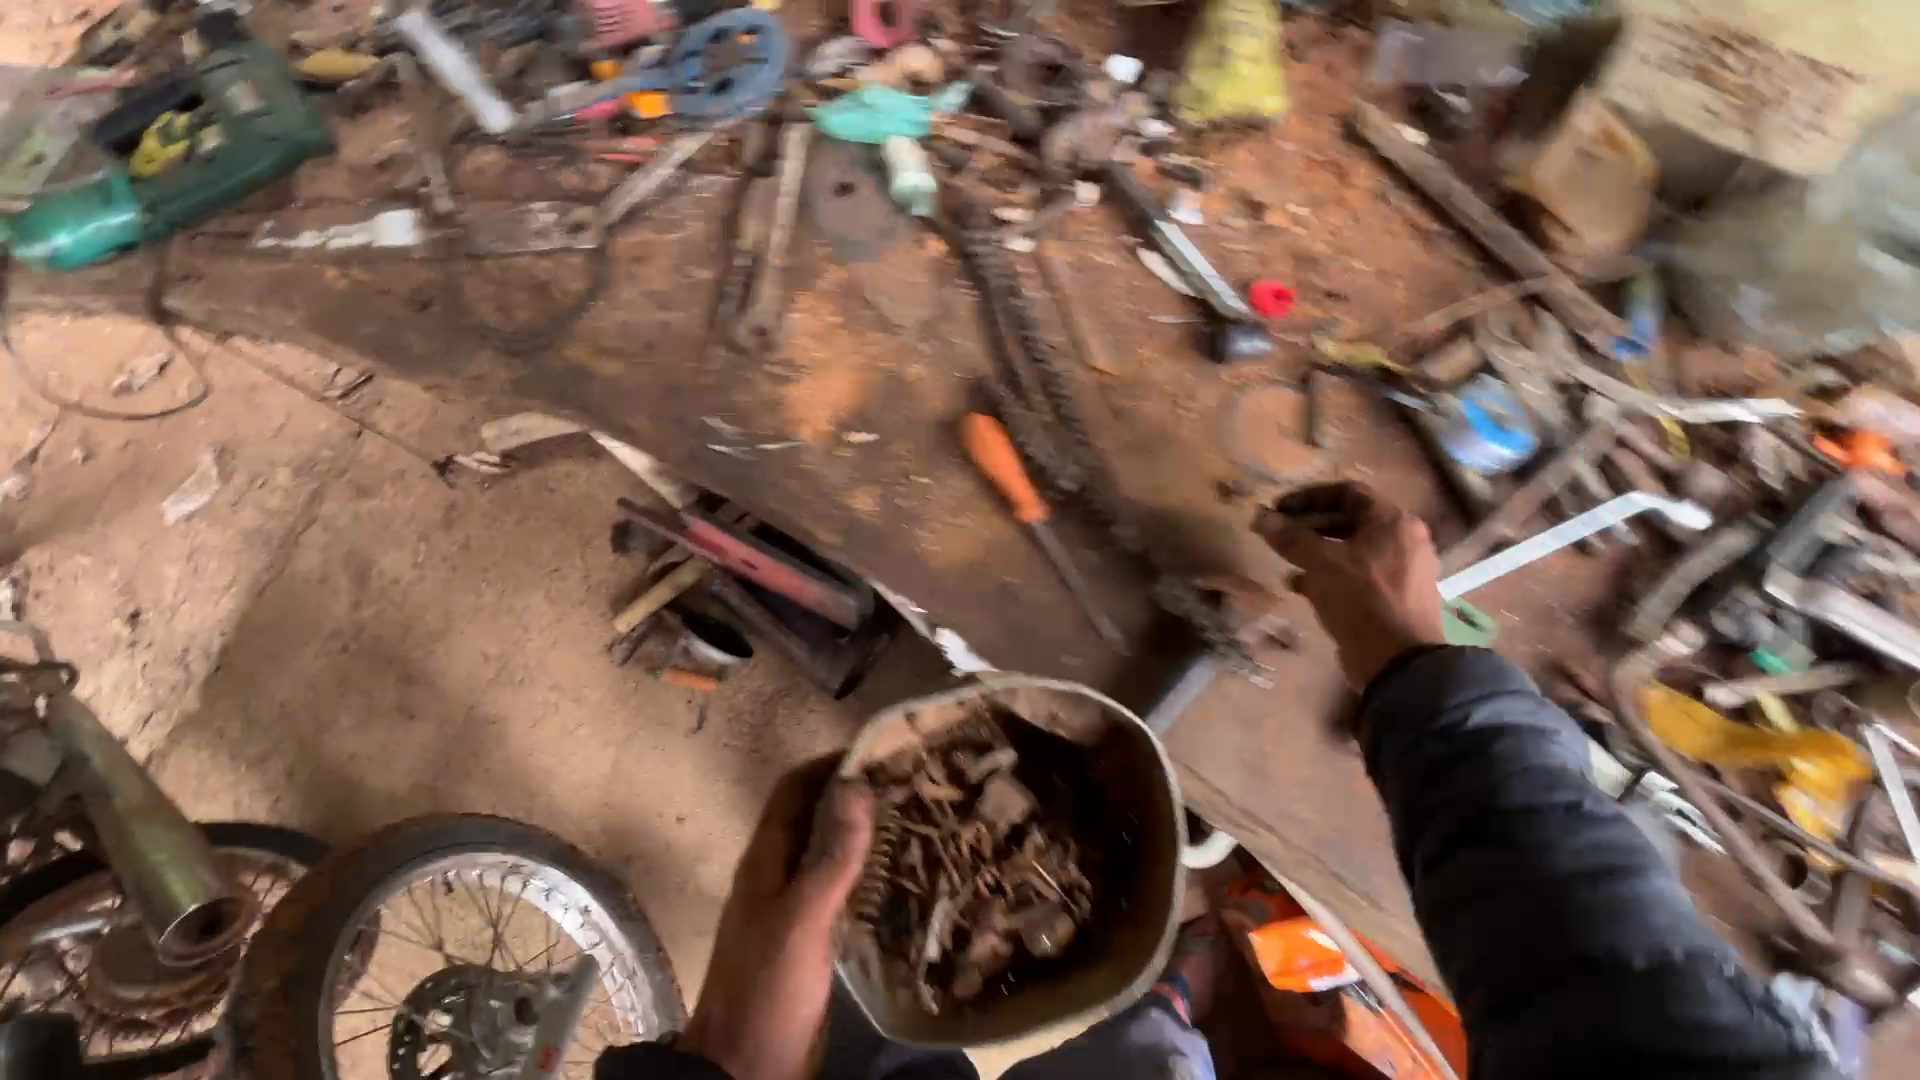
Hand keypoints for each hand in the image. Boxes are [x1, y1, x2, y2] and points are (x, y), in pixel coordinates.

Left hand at [679, 759, 874, 1079]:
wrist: (744, 1067)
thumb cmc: (768, 986)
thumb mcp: (802, 917)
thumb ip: (830, 855)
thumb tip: (857, 785)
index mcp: (765, 858)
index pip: (794, 789)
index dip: (829, 764)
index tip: (878, 752)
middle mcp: (776, 872)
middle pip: (813, 815)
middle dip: (852, 793)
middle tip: (906, 783)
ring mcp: (791, 905)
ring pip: (827, 850)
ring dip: (860, 830)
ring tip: (911, 819)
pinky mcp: (809, 935)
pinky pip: (838, 886)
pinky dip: (864, 869)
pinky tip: (897, 875)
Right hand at [1253, 482, 1446, 689]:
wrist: (1398, 660)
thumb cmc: (1362, 599)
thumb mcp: (1320, 563)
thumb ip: (1290, 537)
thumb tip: (1259, 516)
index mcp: (1393, 522)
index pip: (1347, 492)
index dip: (1307, 497)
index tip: (1278, 510)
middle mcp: (1402, 540)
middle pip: (1348, 521)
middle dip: (1308, 526)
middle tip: (1278, 535)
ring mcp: (1400, 570)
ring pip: (1350, 550)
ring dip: (1315, 552)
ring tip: (1285, 562)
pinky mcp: (1392, 597)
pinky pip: (1356, 575)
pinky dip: (1328, 575)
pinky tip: (1301, 587)